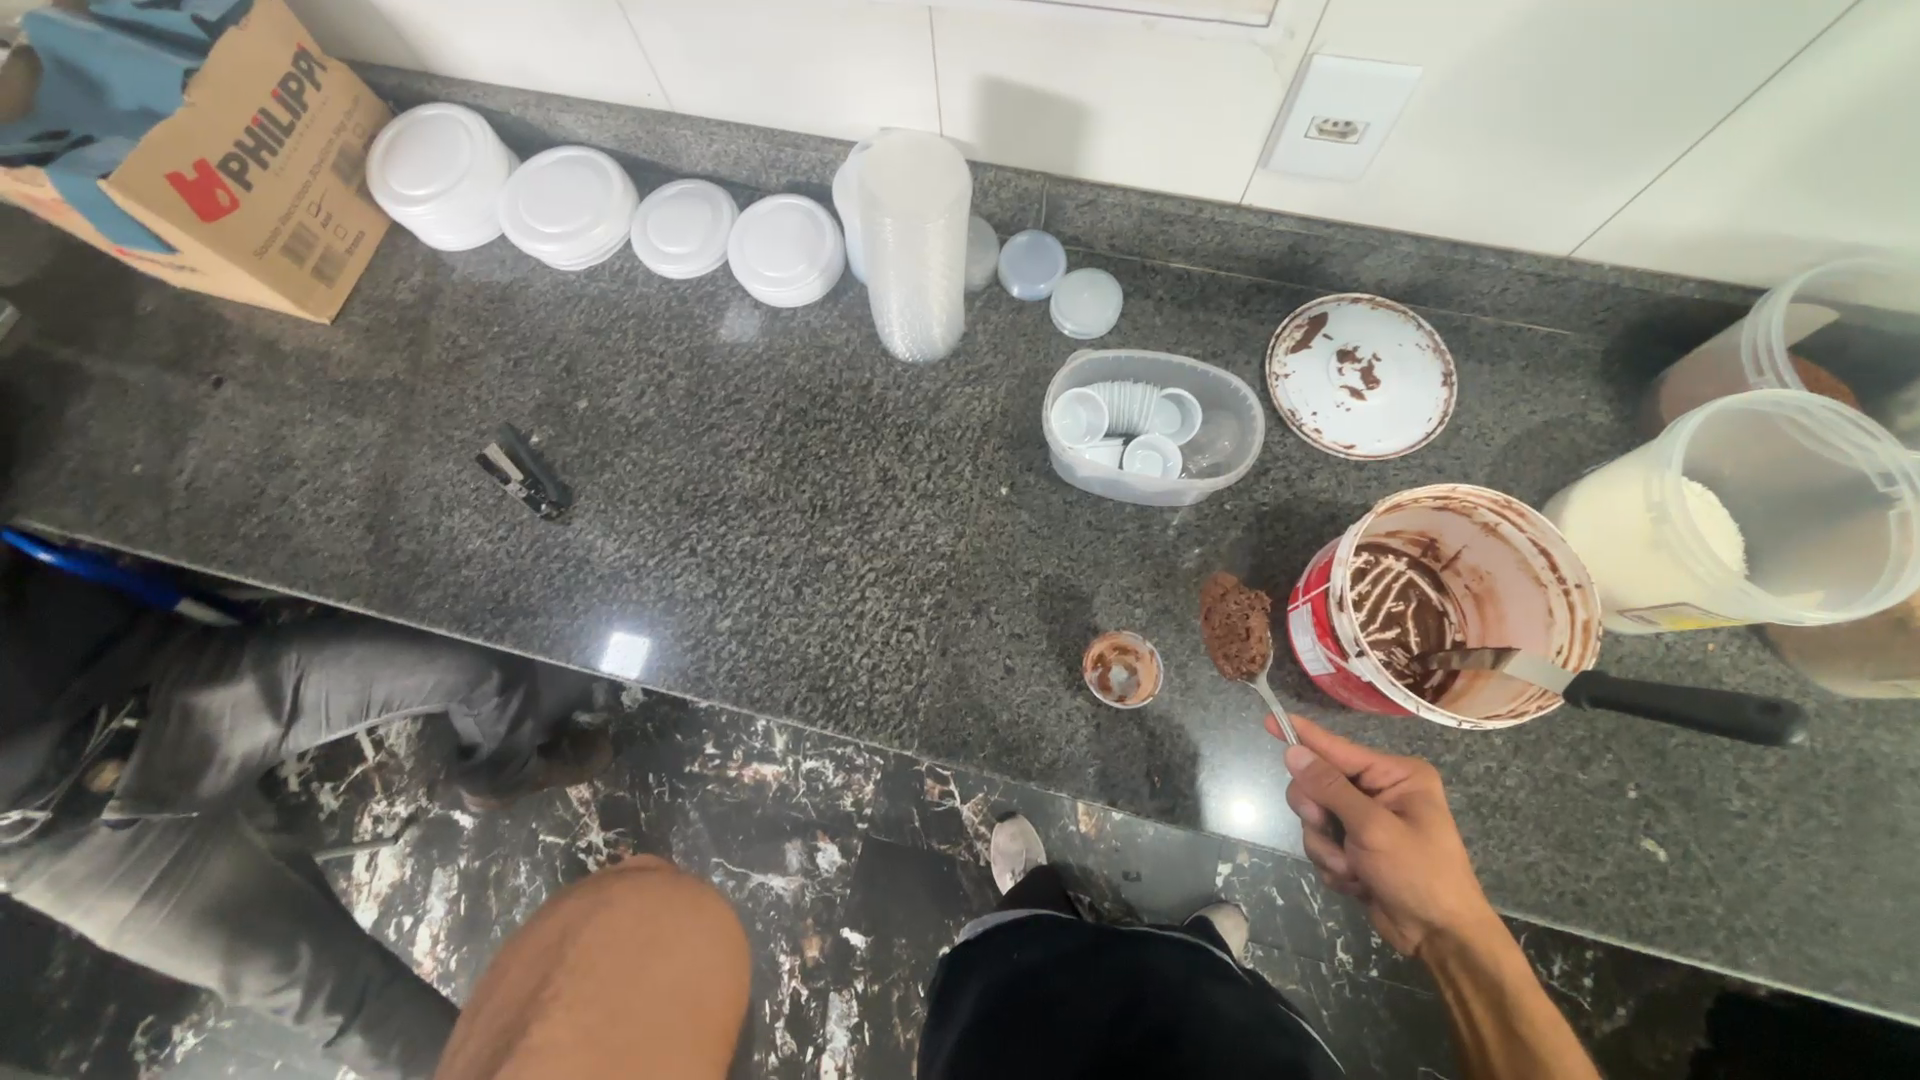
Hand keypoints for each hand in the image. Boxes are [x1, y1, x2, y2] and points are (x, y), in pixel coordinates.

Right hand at [1265, 713, 1498, 957]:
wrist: (1439, 937)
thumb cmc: (1420, 874)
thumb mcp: (1374, 828)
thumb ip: (1330, 788)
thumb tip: (1293, 753)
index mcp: (1396, 776)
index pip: (1338, 749)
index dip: (1303, 737)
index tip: (1269, 720)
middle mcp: (1379, 791)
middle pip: (1316, 784)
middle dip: (1318, 815)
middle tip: (1326, 829)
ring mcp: (1364, 820)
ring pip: (1313, 817)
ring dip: (1326, 847)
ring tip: (1352, 869)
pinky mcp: (1354, 846)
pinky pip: (1320, 842)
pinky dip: (1332, 864)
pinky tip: (1356, 881)